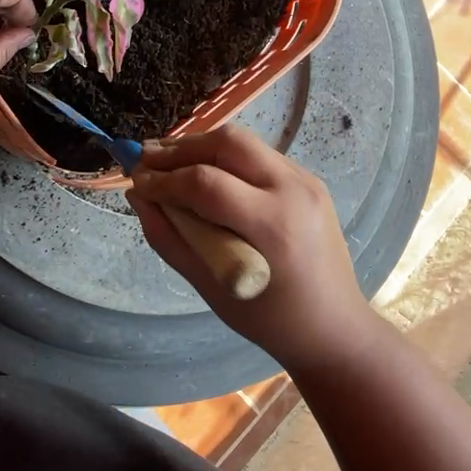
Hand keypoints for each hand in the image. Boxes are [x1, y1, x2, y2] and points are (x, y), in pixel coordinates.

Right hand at [129, 127, 384, 375]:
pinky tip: (199, 171)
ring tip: (165, 160)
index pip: (205, 183)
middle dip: (179, 148)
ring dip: (198, 146)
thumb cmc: (269, 319)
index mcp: (273, 225)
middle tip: (145, 160)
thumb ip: (169, 238)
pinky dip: (221, 155)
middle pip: (226, 143)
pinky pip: (256, 154)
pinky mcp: (307, 180)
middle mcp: (293, 191)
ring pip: (241, 141)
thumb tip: (137, 197)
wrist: (335, 329)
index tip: (134, 183)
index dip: (162, 180)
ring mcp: (306, 181)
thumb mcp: (209, 287)